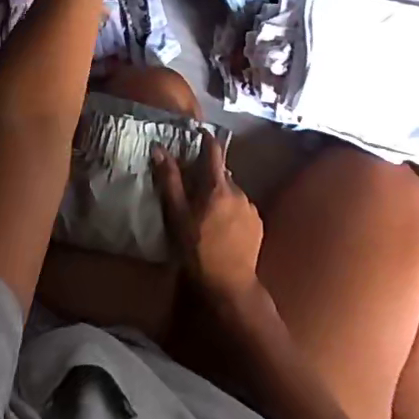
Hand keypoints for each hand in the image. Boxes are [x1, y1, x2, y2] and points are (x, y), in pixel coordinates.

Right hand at [153, 139, 263, 304]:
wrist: (230, 284)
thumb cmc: (198, 249)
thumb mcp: (178, 216)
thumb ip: (170, 181)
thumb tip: (159, 149)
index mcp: (217, 186)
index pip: (214, 152)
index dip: (207, 140)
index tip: (200, 133)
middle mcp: (239, 191)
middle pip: (222, 174)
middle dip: (209, 176)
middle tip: (193, 189)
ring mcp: (251, 208)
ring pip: (232, 192)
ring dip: (221, 196)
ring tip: (207, 214)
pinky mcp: (258, 224)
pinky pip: (242, 208)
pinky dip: (232, 211)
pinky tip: (222, 228)